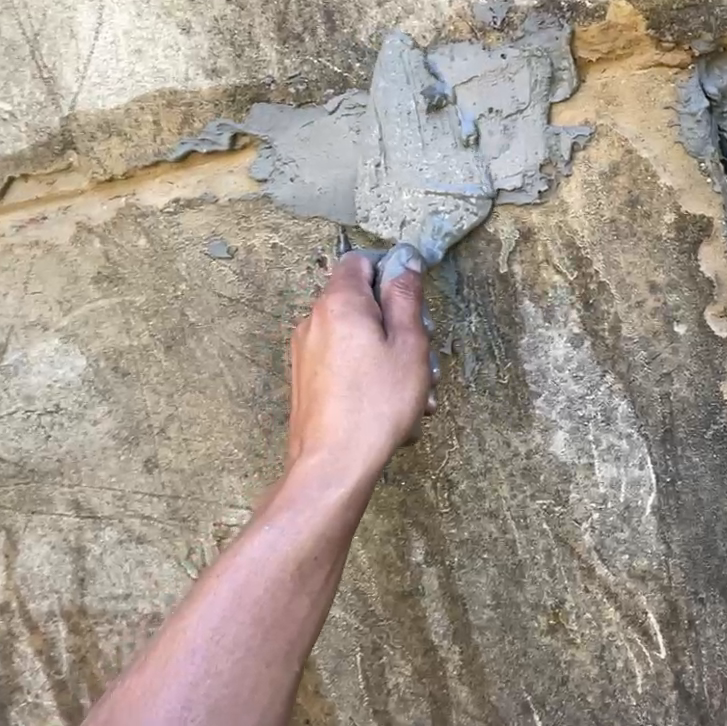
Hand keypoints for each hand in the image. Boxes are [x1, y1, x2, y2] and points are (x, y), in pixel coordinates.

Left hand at [286, 245, 431, 487]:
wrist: (334, 465)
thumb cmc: (378, 403)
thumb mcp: (409, 343)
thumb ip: (406, 297)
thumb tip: (405, 260)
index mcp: (339, 304)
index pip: (359, 261)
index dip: (389, 271)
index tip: (413, 298)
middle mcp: (313, 321)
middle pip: (361, 299)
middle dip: (396, 318)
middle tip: (422, 350)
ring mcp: (305, 351)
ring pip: (356, 332)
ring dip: (388, 350)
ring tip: (414, 387)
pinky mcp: (305, 379)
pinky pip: (344, 358)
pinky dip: (369, 369)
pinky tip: (392, 401)